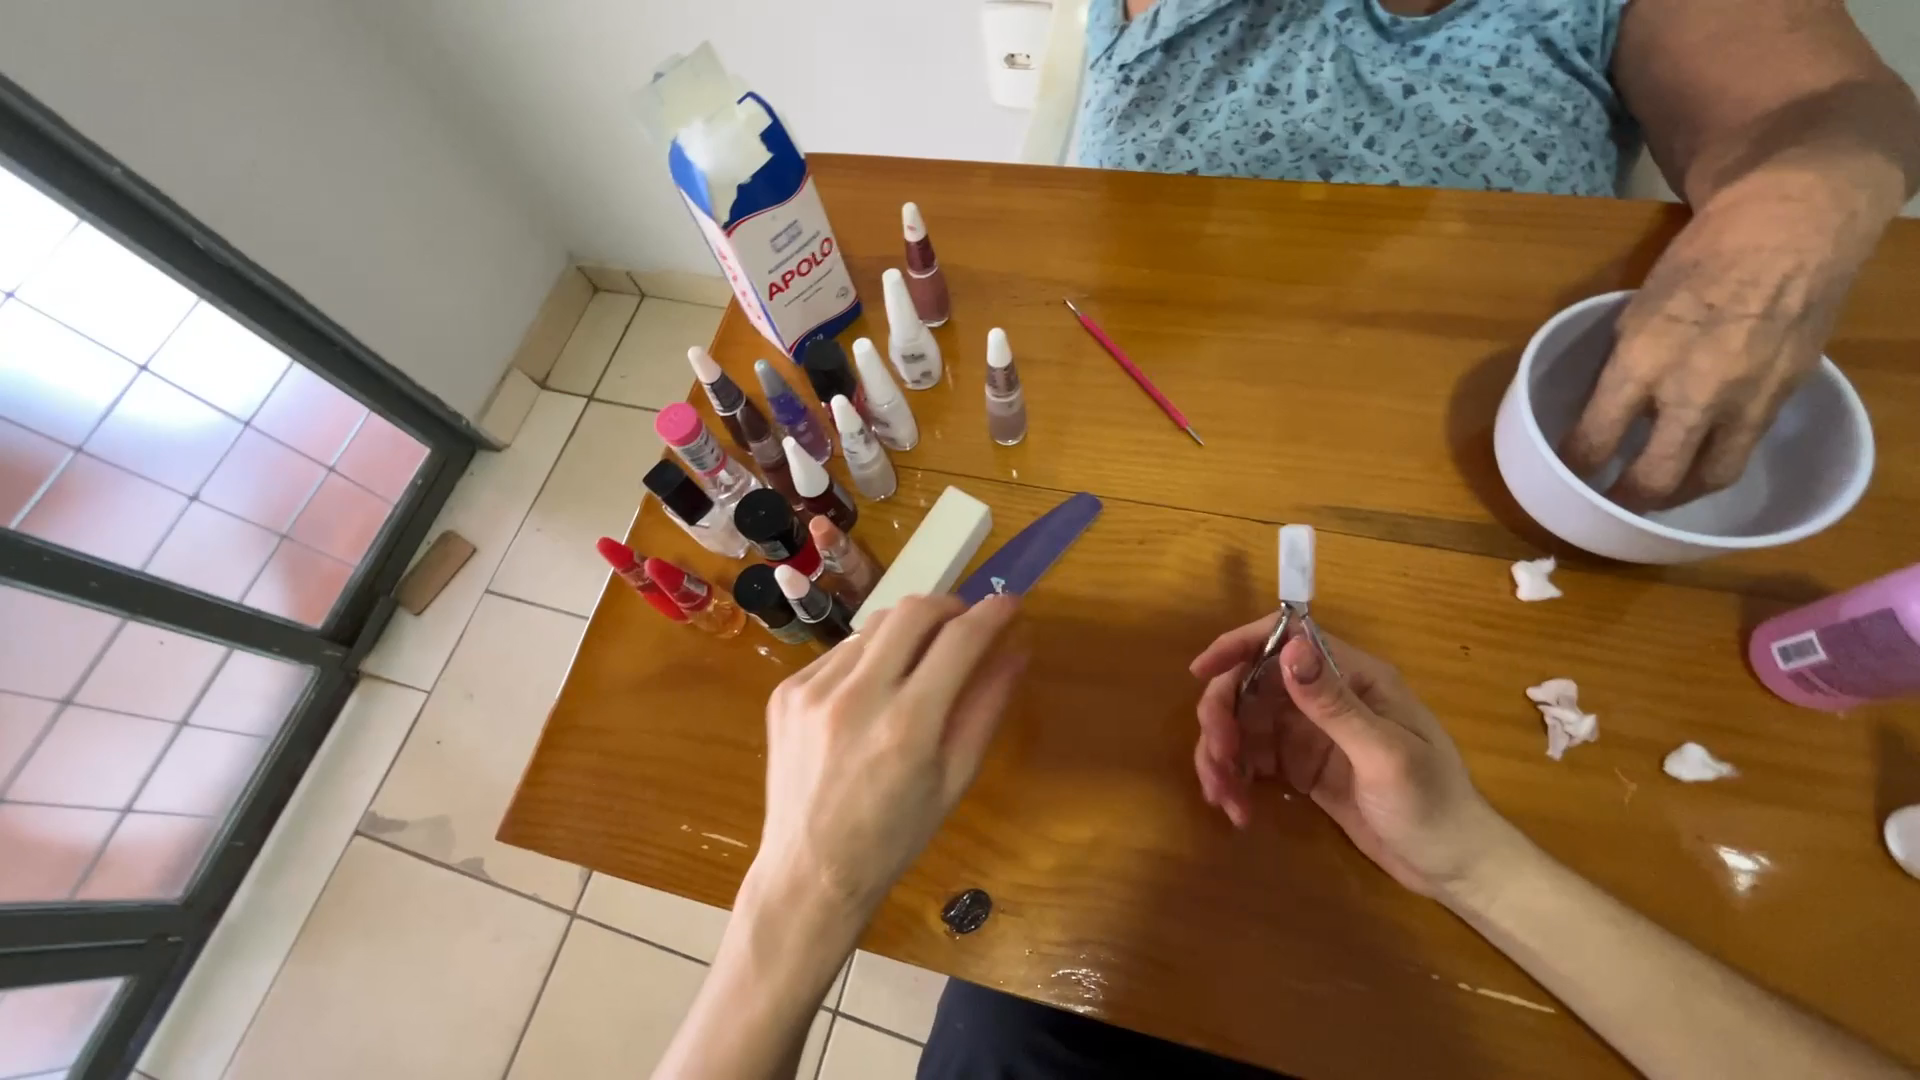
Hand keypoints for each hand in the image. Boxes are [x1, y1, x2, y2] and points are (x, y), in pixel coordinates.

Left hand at [751, 594, 1026, 920]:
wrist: (810, 870)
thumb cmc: (895, 835)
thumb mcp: (955, 779)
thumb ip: (987, 706)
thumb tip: (1016, 649)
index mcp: (907, 727)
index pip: (959, 640)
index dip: (992, 613)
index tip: (1009, 602)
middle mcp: (856, 698)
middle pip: (912, 611)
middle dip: (948, 606)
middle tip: (964, 623)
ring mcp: (812, 690)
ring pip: (874, 625)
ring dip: (907, 631)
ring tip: (917, 664)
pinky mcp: (786, 692)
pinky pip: (840, 651)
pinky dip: (868, 657)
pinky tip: (872, 692)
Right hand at [1190, 623, 1514, 896]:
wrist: (1455, 870)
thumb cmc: (1434, 807)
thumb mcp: (1386, 756)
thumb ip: (1334, 705)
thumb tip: (1288, 647)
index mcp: (1352, 678)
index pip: (1284, 638)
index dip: (1238, 646)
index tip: (1201, 673)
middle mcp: (1324, 696)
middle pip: (1250, 684)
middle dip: (1222, 717)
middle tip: (1216, 758)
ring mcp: (1308, 731)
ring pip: (1242, 723)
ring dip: (1221, 755)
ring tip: (1222, 796)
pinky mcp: (1298, 764)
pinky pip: (1250, 758)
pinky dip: (1234, 778)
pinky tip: (1236, 808)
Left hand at [1561, 195, 1853, 510]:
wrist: (1790, 229)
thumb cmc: (1694, 265)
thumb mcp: (1629, 318)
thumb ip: (1618, 370)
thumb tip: (1596, 410)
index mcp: (1642, 365)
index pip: (1594, 440)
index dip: (1575, 466)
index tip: (1565, 473)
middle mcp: (1696, 391)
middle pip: (1657, 476)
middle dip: (1627, 499)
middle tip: (1609, 504)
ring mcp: (1750, 397)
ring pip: (1712, 474)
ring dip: (1678, 495)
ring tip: (1654, 498)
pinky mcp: (1788, 393)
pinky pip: (1747, 445)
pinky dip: (1717, 462)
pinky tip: (1697, 462)